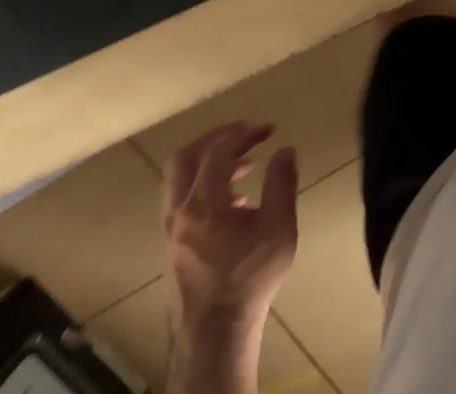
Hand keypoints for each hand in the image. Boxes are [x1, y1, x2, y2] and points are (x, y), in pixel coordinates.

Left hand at [162, 123, 297, 338]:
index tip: (270, 128)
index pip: (218, 153)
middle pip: (184, 159)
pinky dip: (204, 185)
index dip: (244, 134)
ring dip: (208, 162)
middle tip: (245, 132)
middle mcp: (178, 212)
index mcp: (204, 204)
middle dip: (215, 138)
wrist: (216, 327)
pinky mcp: (172, 244)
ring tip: (245, 164)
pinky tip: (234, 200)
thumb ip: (282, 184)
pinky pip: (181, 200)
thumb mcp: (279, 227)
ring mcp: (170, 229)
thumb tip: (285, 150)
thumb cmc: (252, 275)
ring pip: (178, 181)